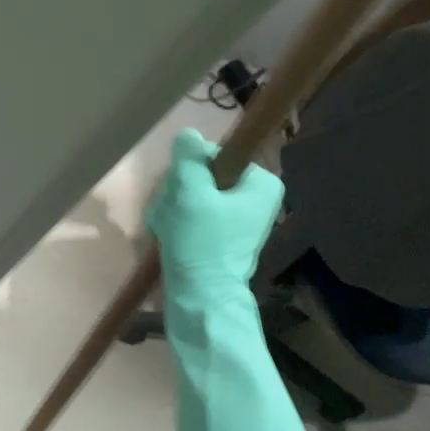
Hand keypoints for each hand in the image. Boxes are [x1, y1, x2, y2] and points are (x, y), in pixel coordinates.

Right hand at [143, 128, 282, 289]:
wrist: (200, 296)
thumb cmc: (201, 243)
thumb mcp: (191, 194)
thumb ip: (189, 159)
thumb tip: (188, 134)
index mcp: (261, 183)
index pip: (215, 155)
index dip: (189, 170)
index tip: (180, 193)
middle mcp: (255, 197)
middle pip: (202, 176)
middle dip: (179, 193)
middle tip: (172, 213)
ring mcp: (237, 218)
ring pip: (192, 196)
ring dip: (172, 208)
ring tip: (169, 228)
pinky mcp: (220, 236)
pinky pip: (192, 215)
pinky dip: (175, 223)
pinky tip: (169, 235)